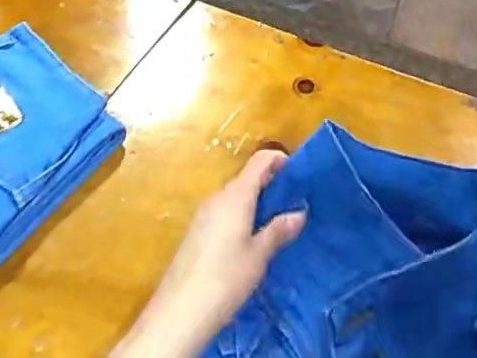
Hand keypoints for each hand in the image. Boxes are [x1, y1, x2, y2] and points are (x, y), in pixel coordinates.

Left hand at [111, 149, 307, 357]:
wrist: (176, 315)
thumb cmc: (225, 278)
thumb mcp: (259, 255)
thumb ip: (279, 230)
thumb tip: (300, 213)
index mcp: (237, 195)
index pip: (260, 160)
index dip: (280, 160)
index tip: (297, 175)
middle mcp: (219, 197)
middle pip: (248, 179)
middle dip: (270, 187)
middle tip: (290, 208)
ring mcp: (203, 215)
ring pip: (235, 198)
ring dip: (255, 205)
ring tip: (272, 229)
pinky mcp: (195, 233)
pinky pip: (223, 214)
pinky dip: (239, 218)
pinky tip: (246, 246)